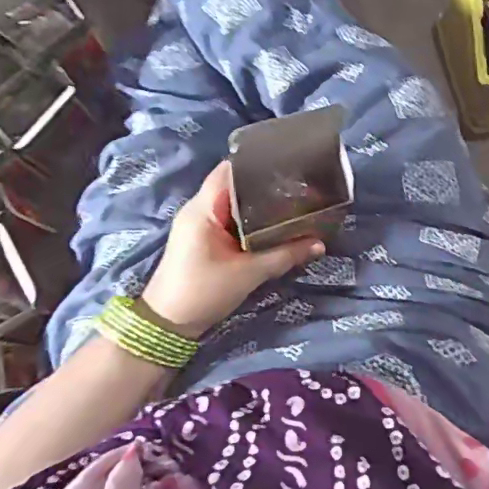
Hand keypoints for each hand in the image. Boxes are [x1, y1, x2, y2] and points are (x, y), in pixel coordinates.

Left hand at [141, 161, 323, 337]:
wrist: (168, 324)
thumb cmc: (203, 292)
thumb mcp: (248, 274)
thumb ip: (284, 255)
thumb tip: (319, 243)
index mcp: (203, 209)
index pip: (228, 170)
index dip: (256, 164)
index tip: (286, 164)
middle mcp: (198, 209)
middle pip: (233, 185)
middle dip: (263, 185)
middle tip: (297, 186)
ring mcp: (198, 224)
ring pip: (231, 203)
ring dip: (256, 204)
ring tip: (290, 201)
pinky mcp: (202, 239)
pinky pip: (228, 219)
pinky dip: (248, 219)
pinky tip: (271, 224)